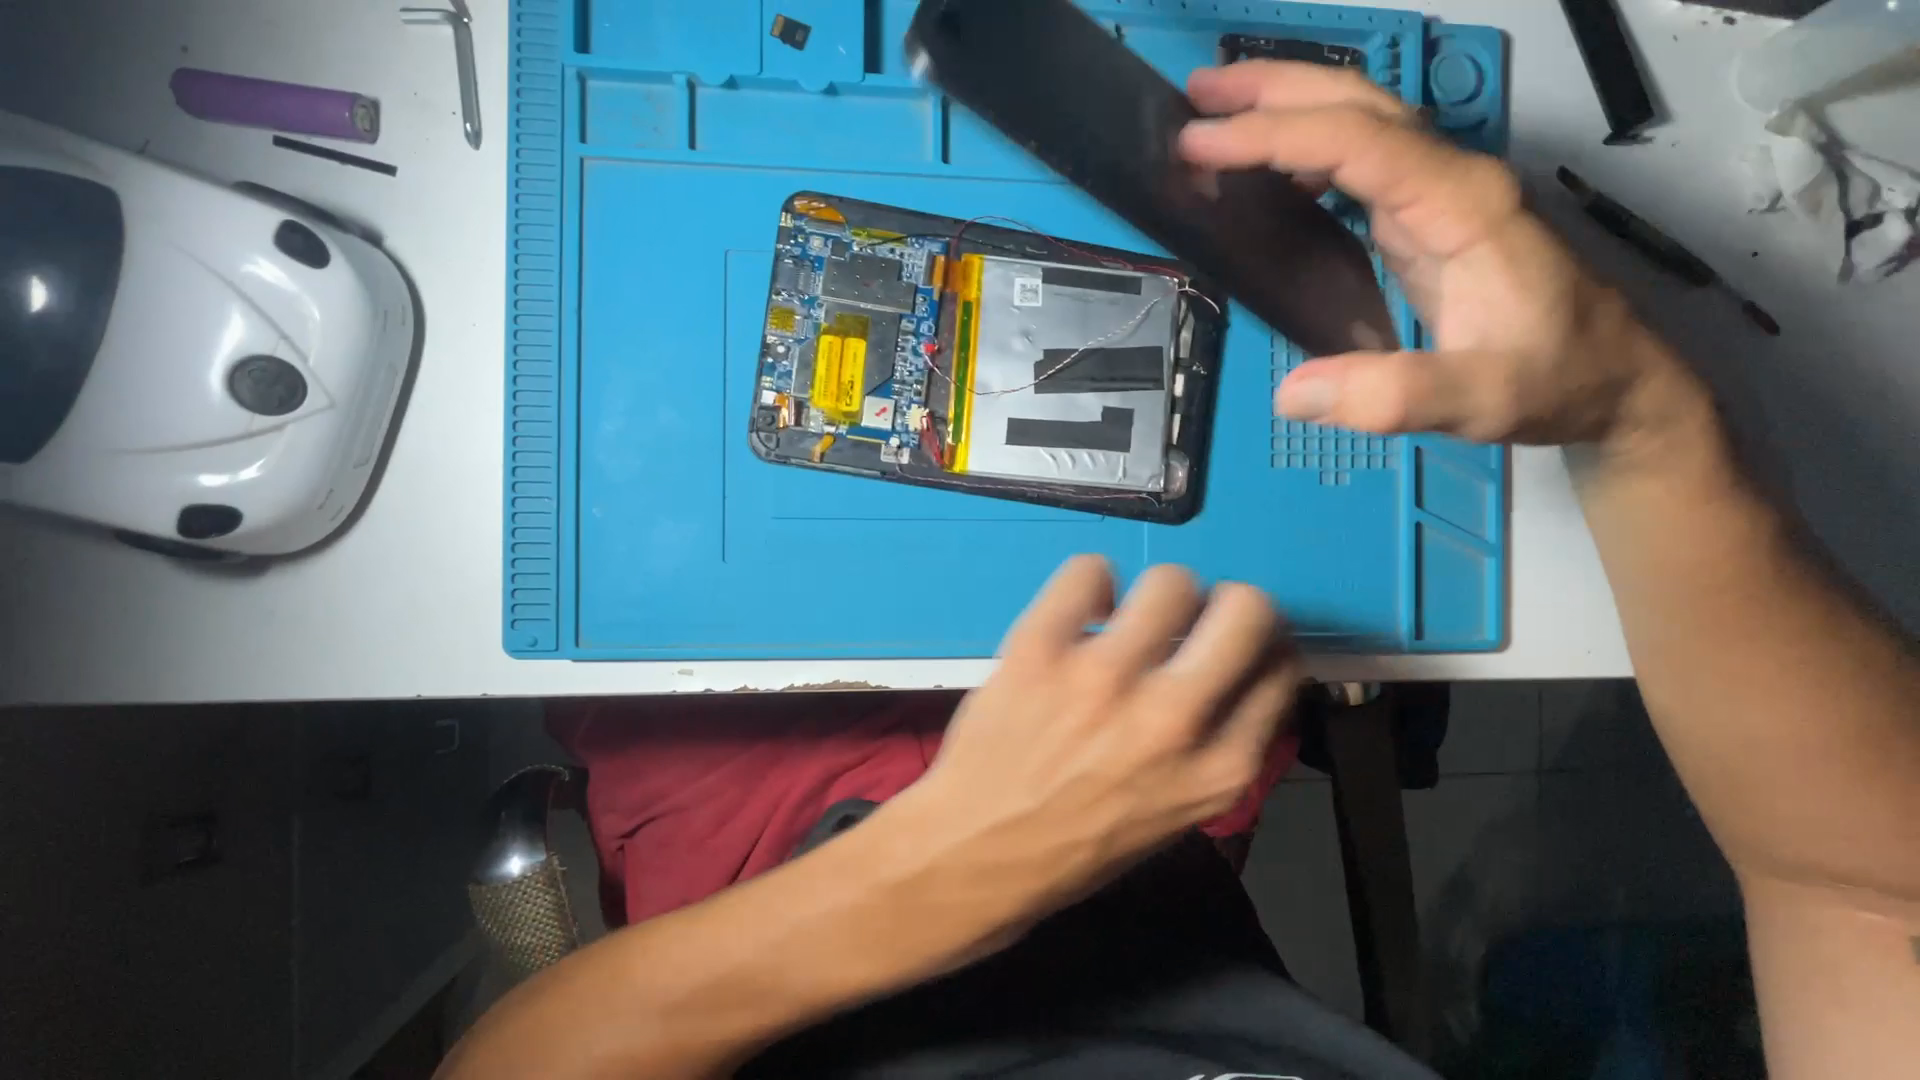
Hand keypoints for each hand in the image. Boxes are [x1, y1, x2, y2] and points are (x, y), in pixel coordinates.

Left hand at [898, 556, 1298, 921]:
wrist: (976, 854)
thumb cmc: (1079, 844)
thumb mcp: (1176, 814)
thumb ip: (1217, 749)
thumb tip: (1235, 676)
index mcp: (1219, 770)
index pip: (1281, 671)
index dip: (1264, 647)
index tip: (1238, 646)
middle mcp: (1173, 718)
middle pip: (1246, 609)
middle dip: (1231, 604)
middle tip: (1196, 619)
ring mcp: (1103, 678)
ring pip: (1171, 582)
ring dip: (1161, 593)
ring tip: (1134, 616)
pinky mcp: (1040, 650)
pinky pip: (1088, 571)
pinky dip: (1092, 582)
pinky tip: (1083, 611)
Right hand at [1178, 61, 1705, 454]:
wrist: (1608, 382)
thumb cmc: (1552, 382)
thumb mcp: (1479, 400)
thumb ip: (1394, 395)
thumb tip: (1292, 394)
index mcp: (1461, 203)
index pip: (1357, 141)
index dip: (1274, 135)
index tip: (1200, 142)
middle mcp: (1449, 181)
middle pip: (1359, 104)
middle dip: (1274, 92)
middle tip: (1193, 97)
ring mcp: (1438, 197)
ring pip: (1359, 123)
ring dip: (1288, 110)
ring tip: (1218, 119)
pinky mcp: (1425, 221)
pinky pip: (1358, 164)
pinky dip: (1306, 154)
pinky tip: (1272, 176)